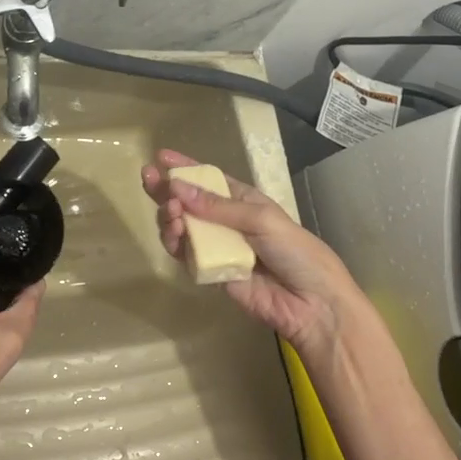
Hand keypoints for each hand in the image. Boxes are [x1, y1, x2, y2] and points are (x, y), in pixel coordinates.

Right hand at [142, 149, 361, 363]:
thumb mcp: (260, 219)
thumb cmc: (295, 251)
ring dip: (169, 216)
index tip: (160, 157)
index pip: (209, 179)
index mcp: (242, 200)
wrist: (312, 303)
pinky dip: (175, 243)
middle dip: (166, 189)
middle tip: (148, 179)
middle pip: (188, 201)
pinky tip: (176, 235)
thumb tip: (177, 188)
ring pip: (182, 226)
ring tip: (171, 213)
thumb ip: (217, 207)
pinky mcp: (210, 272)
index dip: (185, 167)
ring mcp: (217, 247)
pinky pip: (185, 254)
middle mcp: (225, 220)